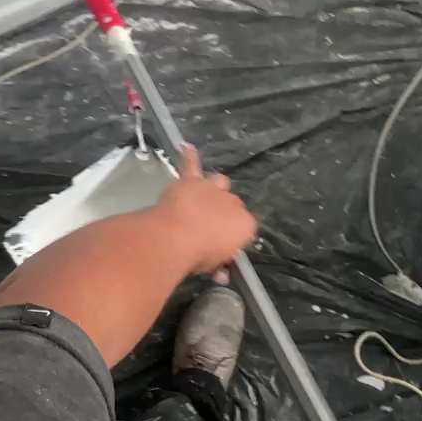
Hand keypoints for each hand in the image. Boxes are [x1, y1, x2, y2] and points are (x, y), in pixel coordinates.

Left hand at [151, 145, 256, 277]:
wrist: (176, 236)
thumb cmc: (198, 256)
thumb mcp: (213, 267)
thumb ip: (219, 265)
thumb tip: (220, 273)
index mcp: (245, 225)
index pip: (244, 229)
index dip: (231, 238)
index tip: (220, 248)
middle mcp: (233, 202)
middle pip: (232, 205)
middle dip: (223, 215)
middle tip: (207, 230)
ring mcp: (212, 188)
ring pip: (219, 182)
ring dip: (213, 189)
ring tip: (205, 196)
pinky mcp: (190, 181)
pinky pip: (191, 164)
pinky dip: (189, 156)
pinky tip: (185, 146)